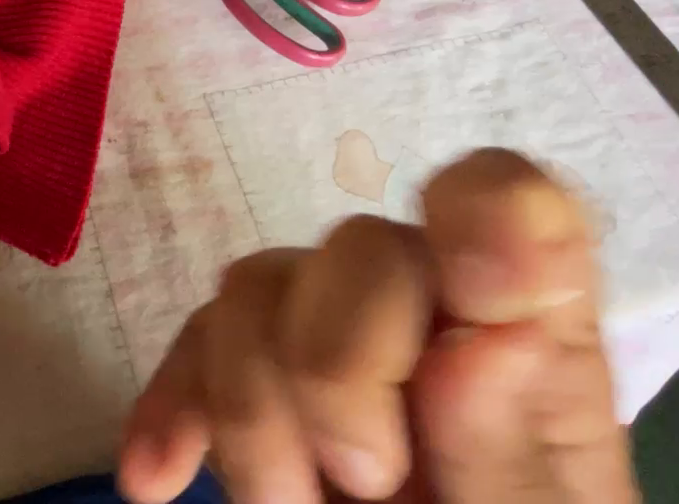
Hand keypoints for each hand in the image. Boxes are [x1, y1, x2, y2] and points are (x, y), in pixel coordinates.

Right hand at [117, 149, 637, 503]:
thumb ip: (512, 453)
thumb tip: (491, 345)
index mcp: (521, 333)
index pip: (508, 203)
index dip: (483, 218)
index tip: (481, 302)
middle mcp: (411, 301)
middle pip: (357, 248)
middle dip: (338, 368)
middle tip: (364, 485)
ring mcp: (314, 320)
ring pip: (253, 288)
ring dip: (253, 417)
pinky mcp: (238, 358)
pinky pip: (189, 341)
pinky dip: (173, 408)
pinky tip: (157, 474)